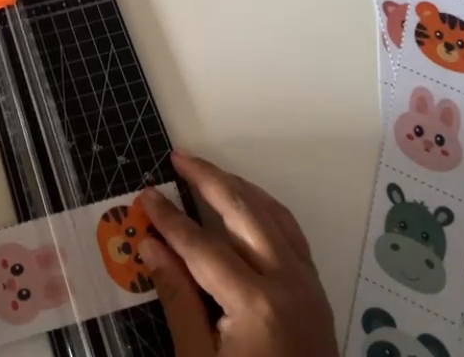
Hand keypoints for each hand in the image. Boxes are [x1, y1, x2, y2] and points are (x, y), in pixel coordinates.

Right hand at [138, 150, 335, 356]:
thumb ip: (177, 300)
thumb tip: (151, 244)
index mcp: (256, 305)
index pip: (201, 245)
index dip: (169, 218)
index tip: (145, 195)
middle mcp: (289, 286)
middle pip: (245, 213)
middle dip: (209, 180)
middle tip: (178, 157)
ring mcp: (309, 290)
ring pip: (275, 218)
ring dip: (240, 189)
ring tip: (208, 171)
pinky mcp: (318, 298)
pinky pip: (293, 237)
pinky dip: (267, 211)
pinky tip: (248, 207)